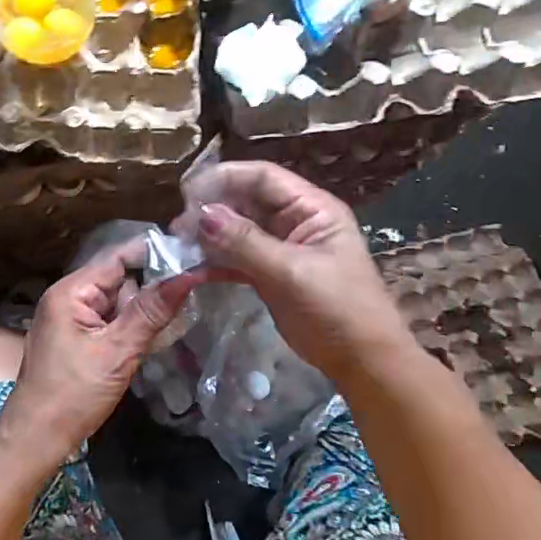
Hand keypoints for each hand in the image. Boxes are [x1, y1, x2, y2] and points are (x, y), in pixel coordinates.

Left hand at [0, 243, 204, 471]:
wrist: (36, 436)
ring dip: (140, 314)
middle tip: (189, 300)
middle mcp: (67, 297)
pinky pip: (107, 322)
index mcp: (71, 291)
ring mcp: (69, 318)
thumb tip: (188, 274)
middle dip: (149, 291)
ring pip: (116, 303)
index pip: (118, 257)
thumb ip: (151, 312)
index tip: (193, 257)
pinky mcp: (74, 339)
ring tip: (171, 325)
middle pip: (118, 279)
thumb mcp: (118, 351)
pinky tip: (146, 342)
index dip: (154, 255)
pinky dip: (127, 329)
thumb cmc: (74, 393)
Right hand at [176, 160, 417, 375]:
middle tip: (178, 228)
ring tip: (180, 247)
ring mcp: (280, 246)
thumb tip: (201, 214)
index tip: (187, 195)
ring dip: (208, 235)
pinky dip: (214, 260)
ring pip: (235, 228)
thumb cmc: (337, 309)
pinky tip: (192, 268)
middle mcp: (294, 220)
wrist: (362, 362)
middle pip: (244, 199)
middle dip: (211, 209)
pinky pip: (235, 256)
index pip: (261, 177)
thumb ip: (245, 242)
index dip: (223, 178)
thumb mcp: (291, 272)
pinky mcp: (268, 272)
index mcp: (311, 208)